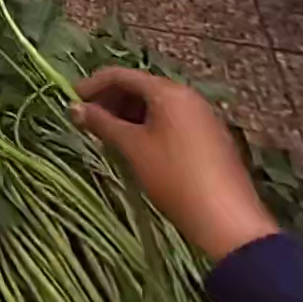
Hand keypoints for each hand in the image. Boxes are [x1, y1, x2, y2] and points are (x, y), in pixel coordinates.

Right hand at [71, 67, 278, 262]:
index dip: (92, 85)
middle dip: (110, 100)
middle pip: (139, 87)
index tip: (71, 100)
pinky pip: (170, 120)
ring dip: (127, 114)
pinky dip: (147, 126)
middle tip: (87, 118)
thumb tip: (73, 108)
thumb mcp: (132, 147)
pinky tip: (135, 145)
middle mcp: (187, 97)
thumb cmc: (175, 177)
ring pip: (155, 105)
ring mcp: (202, 118)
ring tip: (107, 133)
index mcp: (168, 91)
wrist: (231, 226)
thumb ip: (101, 122)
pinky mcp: (210, 139)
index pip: (121, 75)